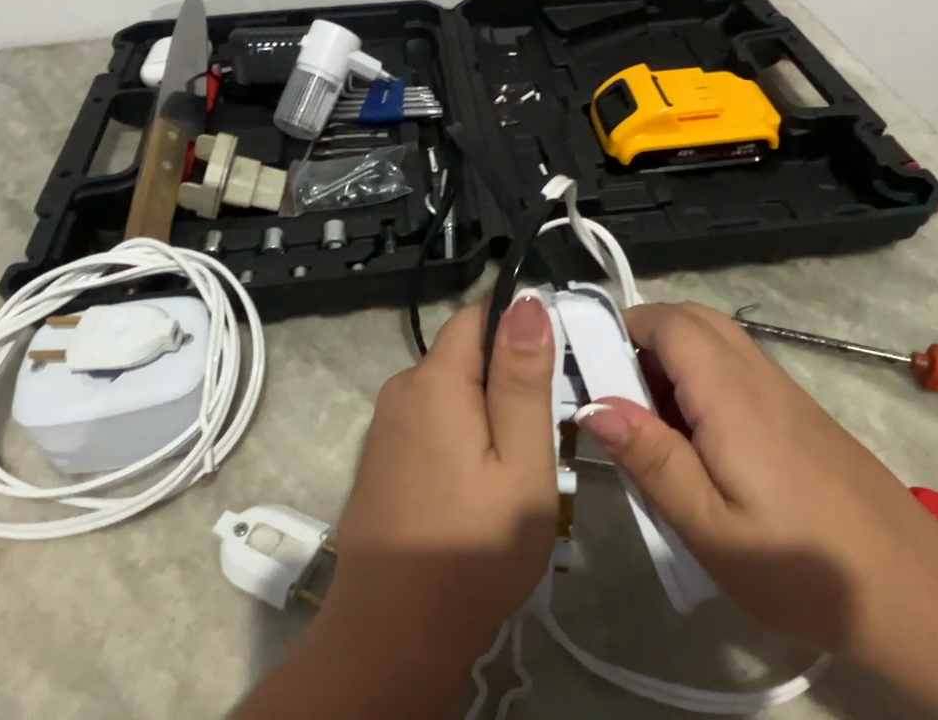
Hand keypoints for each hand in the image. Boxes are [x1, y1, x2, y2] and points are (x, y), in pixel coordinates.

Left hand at [321, 297, 559, 662]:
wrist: (392, 636)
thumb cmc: (473, 550)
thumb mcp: (522, 464)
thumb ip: (523, 380)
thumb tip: (528, 302)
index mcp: (433, 381)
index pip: (479, 315)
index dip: (522, 329)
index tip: (557, 373)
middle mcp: (400, 391)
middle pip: (465, 356)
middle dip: (508, 381)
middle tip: (544, 440)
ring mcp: (384, 429)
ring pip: (451, 394)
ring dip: (487, 415)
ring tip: (516, 473)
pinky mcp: (380, 461)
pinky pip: (431, 425)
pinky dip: (461, 440)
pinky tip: (478, 491)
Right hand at [574, 301, 937, 653]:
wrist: (911, 590)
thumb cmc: (799, 566)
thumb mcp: (710, 526)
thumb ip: (651, 459)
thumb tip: (593, 404)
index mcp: (731, 393)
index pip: (669, 321)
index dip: (621, 329)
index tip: (585, 369)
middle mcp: (758, 376)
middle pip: (692, 320)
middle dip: (641, 340)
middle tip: (612, 399)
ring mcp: (783, 392)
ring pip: (715, 343)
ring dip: (669, 363)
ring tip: (646, 426)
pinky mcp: (797, 414)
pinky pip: (735, 371)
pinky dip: (699, 383)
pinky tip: (692, 444)